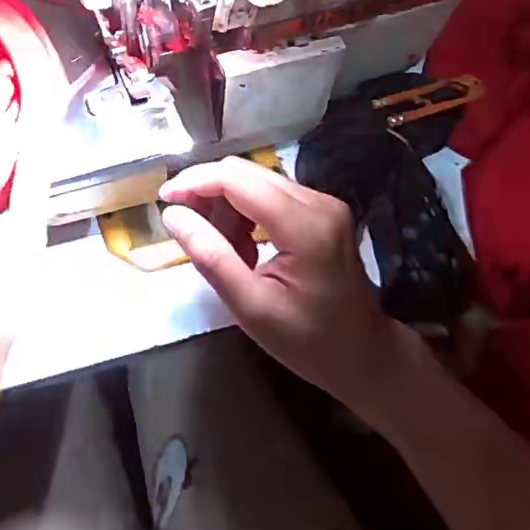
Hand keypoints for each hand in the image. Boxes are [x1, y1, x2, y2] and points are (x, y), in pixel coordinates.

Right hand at [159, 157, 427, 410]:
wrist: (365, 356)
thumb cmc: (309, 341)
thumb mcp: (250, 307)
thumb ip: (210, 256)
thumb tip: (172, 214)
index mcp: (305, 225)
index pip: (236, 180)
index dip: (194, 182)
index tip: (164, 199)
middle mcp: (317, 201)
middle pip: (243, 172)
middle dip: (206, 192)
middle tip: (185, 226)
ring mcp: (321, 202)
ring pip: (252, 180)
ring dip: (224, 205)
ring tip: (220, 249)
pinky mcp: (319, 209)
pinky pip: (266, 193)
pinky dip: (243, 212)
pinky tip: (242, 247)